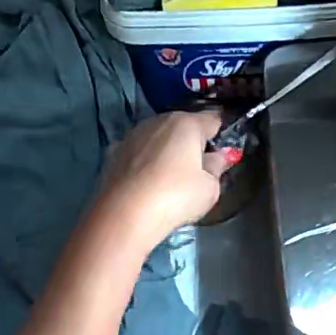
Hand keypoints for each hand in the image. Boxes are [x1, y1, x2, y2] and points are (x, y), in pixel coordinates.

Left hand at [92, 111, 227, 250]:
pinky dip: (145, 162)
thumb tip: (218, 157)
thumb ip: (217, 168)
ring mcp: (132, 135)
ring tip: (169, 178)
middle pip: (182, 126)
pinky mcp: (113, 152)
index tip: (223, 154)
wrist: (124, 214)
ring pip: (158, 137)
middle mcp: (158, 121)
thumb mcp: (209, 188)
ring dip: (166, 151)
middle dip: (191, 143)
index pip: (212, 120)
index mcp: (187, 124)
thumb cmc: (176, 197)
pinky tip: (145, 182)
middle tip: (197, 170)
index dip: (221, 135)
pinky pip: (138, 152)